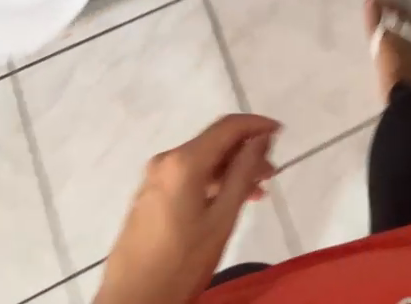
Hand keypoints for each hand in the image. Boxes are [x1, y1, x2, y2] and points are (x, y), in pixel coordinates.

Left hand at [94, 114, 279, 303]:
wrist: (130, 303)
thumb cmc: (181, 263)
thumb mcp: (221, 219)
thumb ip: (243, 173)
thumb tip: (260, 139)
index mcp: (184, 161)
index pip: (227, 126)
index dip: (256, 125)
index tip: (280, 133)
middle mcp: (166, 160)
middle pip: (214, 142)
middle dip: (246, 152)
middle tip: (272, 172)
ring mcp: (155, 178)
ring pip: (202, 161)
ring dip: (231, 169)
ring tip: (257, 191)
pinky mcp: (150, 195)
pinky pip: (188, 176)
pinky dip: (213, 181)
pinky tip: (228, 202)